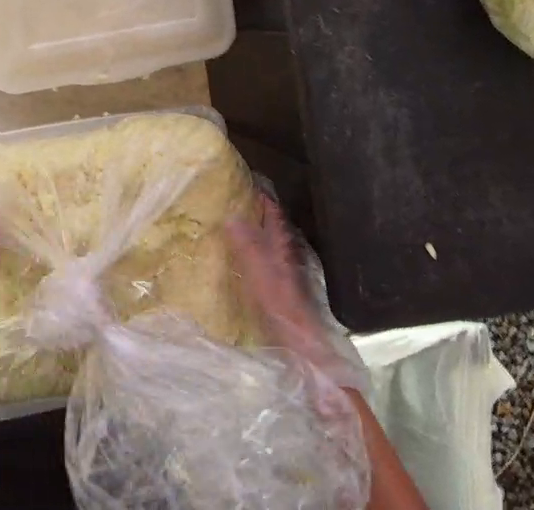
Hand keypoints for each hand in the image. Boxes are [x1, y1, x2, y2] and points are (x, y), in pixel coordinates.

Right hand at [225, 197, 370, 395]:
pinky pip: (265, 261)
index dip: (260, 198)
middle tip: (229, 201)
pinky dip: (253, 253)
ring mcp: (286, 273)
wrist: (305, 349)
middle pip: (272, 226)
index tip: (240, 183)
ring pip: (269, 244)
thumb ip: (248, 247)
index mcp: (283, 247)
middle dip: (254, 212)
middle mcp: (288, 255)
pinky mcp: (282, 289)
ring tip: (230, 226)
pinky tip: (240, 260)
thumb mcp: (260, 275)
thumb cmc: (282, 310)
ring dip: (254, 233)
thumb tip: (232, 215)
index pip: (273, 213)